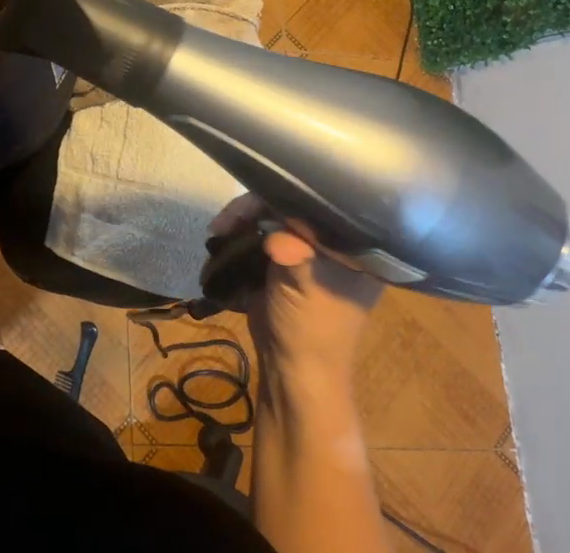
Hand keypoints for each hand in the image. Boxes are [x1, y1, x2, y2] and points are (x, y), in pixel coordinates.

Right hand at [211, 193, 382, 382]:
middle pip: (287, 208)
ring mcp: (305, 254)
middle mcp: (331, 244)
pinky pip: (259, 239)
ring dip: (240, 225)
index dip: (277, 198)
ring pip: (269, 221)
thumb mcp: (304, 286)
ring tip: (216, 235)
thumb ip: (293, 251)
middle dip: (250, 213)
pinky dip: (240, 239)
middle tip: (220, 226)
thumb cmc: (311, 329)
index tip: (244, 212)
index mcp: (353, 246)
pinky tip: (222, 244)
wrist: (294, 370)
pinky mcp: (283, 266)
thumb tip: (275, 230)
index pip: (315, 203)